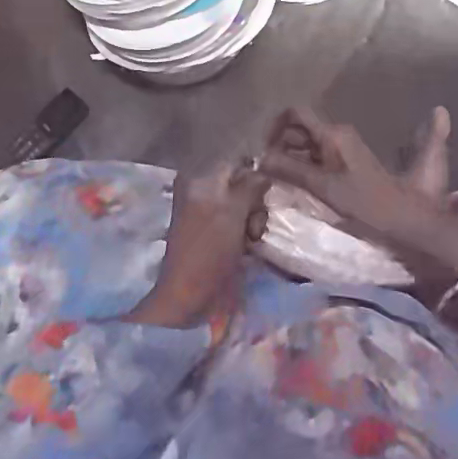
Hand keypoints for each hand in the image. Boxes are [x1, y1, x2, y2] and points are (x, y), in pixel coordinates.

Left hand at [124, 165, 270, 328]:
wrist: (190, 295)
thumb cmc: (208, 249)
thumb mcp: (231, 213)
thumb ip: (248, 187)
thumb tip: (263, 171)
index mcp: (197, 179)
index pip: (233, 162)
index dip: (253, 174)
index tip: (266, 190)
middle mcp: (202, 190)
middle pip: (242, 183)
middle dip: (255, 201)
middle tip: (252, 223)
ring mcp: (211, 212)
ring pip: (246, 203)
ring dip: (255, 218)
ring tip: (251, 238)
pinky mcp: (219, 232)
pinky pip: (242, 220)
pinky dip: (250, 230)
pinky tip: (251, 245)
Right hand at [258, 107, 457, 285]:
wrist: (415, 229)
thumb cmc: (371, 205)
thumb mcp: (325, 188)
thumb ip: (289, 170)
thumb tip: (258, 158)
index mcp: (334, 134)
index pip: (295, 114)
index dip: (275, 126)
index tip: (265, 149)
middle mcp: (340, 136)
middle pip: (300, 130)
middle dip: (281, 145)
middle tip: (268, 169)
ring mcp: (347, 152)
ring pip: (309, 146)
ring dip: (291, 158)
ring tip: (279, 179)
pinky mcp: (351, 170)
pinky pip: (319, 160)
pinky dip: (305, 168)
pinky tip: (299, 186)